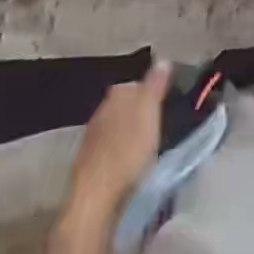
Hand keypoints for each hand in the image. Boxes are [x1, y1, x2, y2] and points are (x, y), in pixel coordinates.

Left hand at [67, 60, 170, 211]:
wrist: (97, 194)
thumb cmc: (128, 150)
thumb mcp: (149, 112)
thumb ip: (155, 85)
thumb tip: (163, 59)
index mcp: (116, 95)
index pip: (135, 84)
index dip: (150, 93)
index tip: (164, 104)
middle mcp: (101, 110)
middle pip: (124, 105)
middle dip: (139, 113)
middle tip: (158, 126)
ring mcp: (92, 137)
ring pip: (116, 127)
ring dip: (129, 133)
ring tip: (147, 147)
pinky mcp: (89, 162)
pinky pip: (110, 148)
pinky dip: (121, 152)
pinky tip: (130, 164)